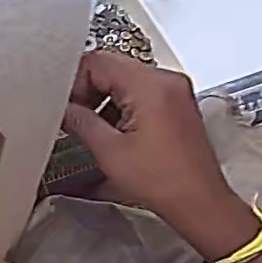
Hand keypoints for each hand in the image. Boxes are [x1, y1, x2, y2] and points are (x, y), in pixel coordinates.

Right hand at [61, 52, 240, 224]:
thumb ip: (80, 122)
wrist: (196, 200)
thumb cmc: (163, 180)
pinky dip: (120, 106)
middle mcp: (166, 81)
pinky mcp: (176, 105)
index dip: (75, 82)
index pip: (99, 62)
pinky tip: (111, 132)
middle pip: (113, 68)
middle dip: (87, 91)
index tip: (65, 104)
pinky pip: (140, 93)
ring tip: (92, 127)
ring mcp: (174, 92)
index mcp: (150, 87)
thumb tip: (65, 110)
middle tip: (74, 116)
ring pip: (125, 80)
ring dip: (103, 100)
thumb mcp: (109, 151)